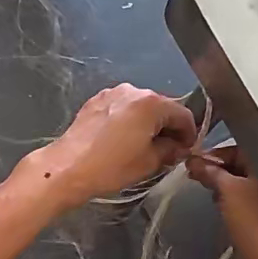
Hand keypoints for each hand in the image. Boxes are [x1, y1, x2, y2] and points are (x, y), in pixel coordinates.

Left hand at [24, 85, 197, 209]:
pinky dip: (130, 121)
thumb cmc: (112, 166)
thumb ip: (171, 150)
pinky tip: (124, 140)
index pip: (183, 115)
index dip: (190, 134)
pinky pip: (123, 108)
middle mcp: (133, 90)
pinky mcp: (96, 101)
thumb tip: (179, 147)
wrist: (67, 168)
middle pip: (162, 107)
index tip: (187, 150)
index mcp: (151, 103)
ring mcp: (112, 93)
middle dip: (168, 127)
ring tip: (145, 146)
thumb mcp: (150, 162)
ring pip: (141, 107)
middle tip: (169, 151)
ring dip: (148, 123)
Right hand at [187, 146, 257, 258]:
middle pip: (242, 167)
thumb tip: (194, 161)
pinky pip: (247, 202)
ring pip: (243, 185)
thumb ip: (211, 172)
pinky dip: (233, 203)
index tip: (195, 162)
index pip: (240, 149)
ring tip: (210, 194)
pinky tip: (223, 210)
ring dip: (224, 187)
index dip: (216, 154)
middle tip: (198, 177)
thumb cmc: (254, 223)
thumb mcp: (228, 191)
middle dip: (218, 171)